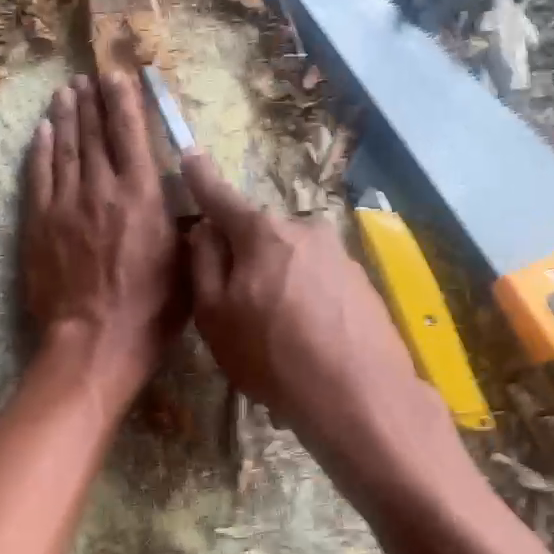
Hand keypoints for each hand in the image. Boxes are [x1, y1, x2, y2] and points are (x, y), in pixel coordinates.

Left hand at [22, 73, 183, 395]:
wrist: (93, 341)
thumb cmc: (150, 310)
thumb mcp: (185, 264)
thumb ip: (183, 225)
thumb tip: (187, 201)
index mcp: (142, 196)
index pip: (131, 134)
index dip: (124, 101)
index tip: (117, 75)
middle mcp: (102, 189)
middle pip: (95, 134)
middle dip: (92, 101)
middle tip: (87, 76)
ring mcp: (65, 204)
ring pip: (65, 148)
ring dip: (66, 116)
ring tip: (65, 92)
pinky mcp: (39, 224)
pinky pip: (38, 176)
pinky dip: (41, 150)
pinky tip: (43, 132)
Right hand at [182, 154, 428, 436]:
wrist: (361, 399)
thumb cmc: (271, 356)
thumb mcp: (214, 314)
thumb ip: (203, 263)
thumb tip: (205, 230)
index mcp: (261, 231)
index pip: (221, 196)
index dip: (200, 178)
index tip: (190, 155)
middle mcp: (304, 230)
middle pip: (258, 234)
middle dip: (242, 257)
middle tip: (234, 308)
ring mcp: (340, 256)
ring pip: (289, 261)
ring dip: (276, 285)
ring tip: (274, 338)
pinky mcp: (363, 284)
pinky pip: (317, 284)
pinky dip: (304, 303)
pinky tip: (305, 344)